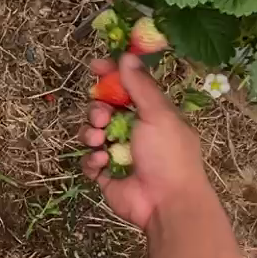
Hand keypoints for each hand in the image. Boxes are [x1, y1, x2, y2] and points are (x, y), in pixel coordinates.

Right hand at [79, 55, 212, 228]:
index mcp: (151, 113)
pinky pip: (87, 160)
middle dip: (97, 110)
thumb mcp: (158, 114)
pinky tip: (102, 162)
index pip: (127, 87)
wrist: (165, 201)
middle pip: (102, 109)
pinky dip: (91, 159)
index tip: (94, 66)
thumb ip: (139, 86)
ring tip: (100, 143)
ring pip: (90, 133)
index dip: (111, 75)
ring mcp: (117, 152)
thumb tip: (127, 56)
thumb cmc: (169, 154)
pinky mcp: (104, 174)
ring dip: (91, 134)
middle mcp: (133, 131)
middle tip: (102, 117)